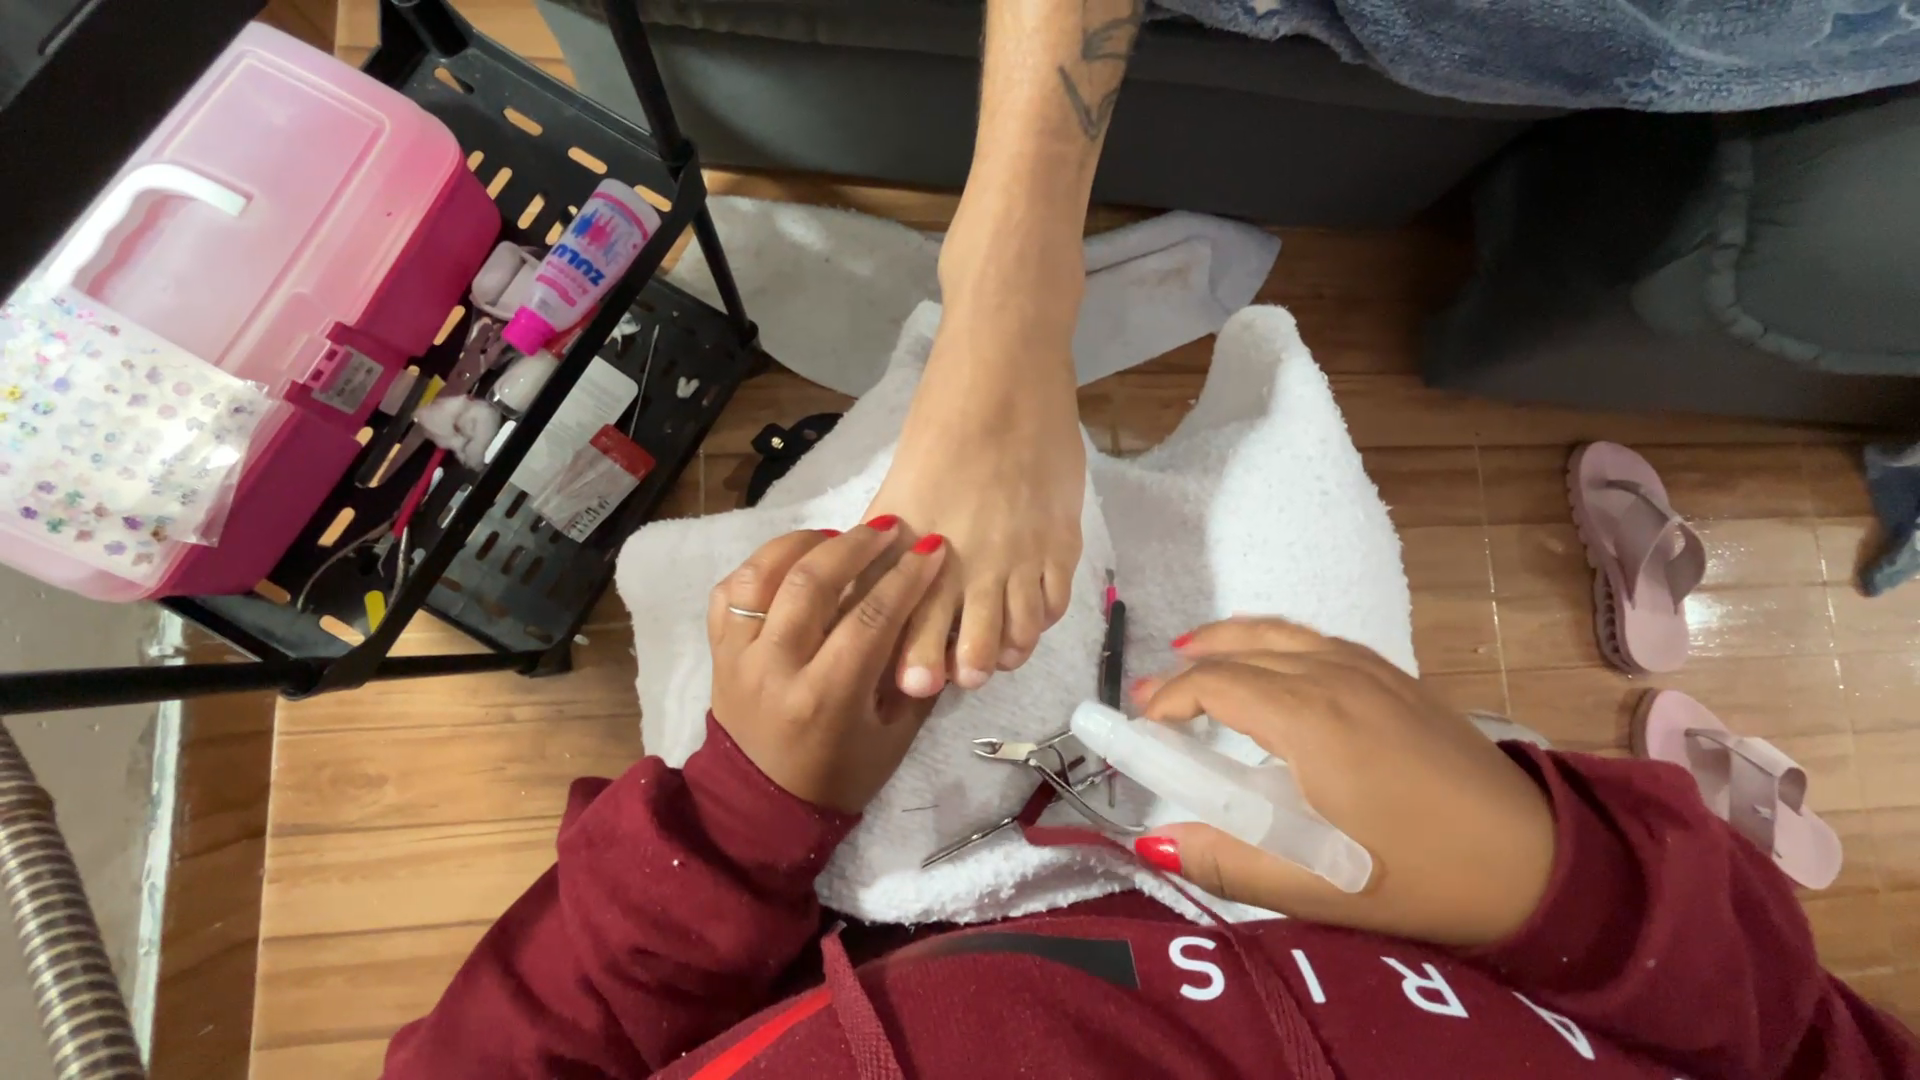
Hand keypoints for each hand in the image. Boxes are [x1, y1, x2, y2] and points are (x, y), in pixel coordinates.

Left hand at [709, 521, 947, 813]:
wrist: (762, 807)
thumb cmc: (841, 775)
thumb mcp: (895, 736)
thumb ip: (914, 673)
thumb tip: (935, 613)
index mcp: (825, 698)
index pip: (871, 618)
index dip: (906, 578)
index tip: (931, 549)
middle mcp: (775, 669)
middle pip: (812, 582)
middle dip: (857, 544)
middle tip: (888, 527)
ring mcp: (738, 657)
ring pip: (763, 574)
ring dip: (805, 543)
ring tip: (838, 534)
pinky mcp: (718, 652)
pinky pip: (730, 592)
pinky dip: (761, 565)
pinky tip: (793, 559)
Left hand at [864, 268, 1086, 697]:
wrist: (1007, 373)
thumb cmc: (944, 418)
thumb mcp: (903, 480)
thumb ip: (887, 534)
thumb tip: (869, 574)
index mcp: (923, 547)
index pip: (913, 626)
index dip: (910, 662)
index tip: (904, 681)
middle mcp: (973, 562)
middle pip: (966, 643)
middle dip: (956, 669)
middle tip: (951, 677)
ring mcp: (1022, 555)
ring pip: (1015, 634)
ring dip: (1001, 652)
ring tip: (991, 658)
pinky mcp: (1061, 541)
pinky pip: (1053, 605)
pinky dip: (1038, 622)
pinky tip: (1027, 621)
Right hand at [1128, 618, 1556, 947]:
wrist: (1538, 859)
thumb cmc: (1422, 875)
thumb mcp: (1317, 887)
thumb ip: (1226, 862)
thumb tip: (1150, 844)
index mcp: (1310, 719)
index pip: (1214, 684)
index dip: (1168, 699)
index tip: (1142, 727)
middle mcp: (1333, 675)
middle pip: (1238, 654)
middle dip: (1185, 672)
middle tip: (1150, 701)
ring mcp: (1367, 667)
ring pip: (1276, 633)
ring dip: (1225, 641)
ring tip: (1189, 652)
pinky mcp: (1392, 674)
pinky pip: (1312, 637)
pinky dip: (1270, 638)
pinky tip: (1265, 656)